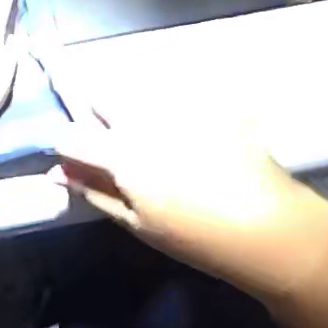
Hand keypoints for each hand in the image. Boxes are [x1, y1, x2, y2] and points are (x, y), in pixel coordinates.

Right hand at [48, 108, 327, 310]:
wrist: (268, 226)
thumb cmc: (194, 235)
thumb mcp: (136, 222)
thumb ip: (94, 190)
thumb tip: (58, 173)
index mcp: (121, 152)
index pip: (71, 134)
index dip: (63, 145)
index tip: (70, 155)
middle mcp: (145, 119)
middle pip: (101, 95)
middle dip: (94, 110)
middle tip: (107, 138)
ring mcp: (179, 106)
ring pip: (137, 92)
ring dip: (130, 107)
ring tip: (150, 139)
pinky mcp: (209, 103)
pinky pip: (176, 96)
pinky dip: (169, 110)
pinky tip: (185, 137)